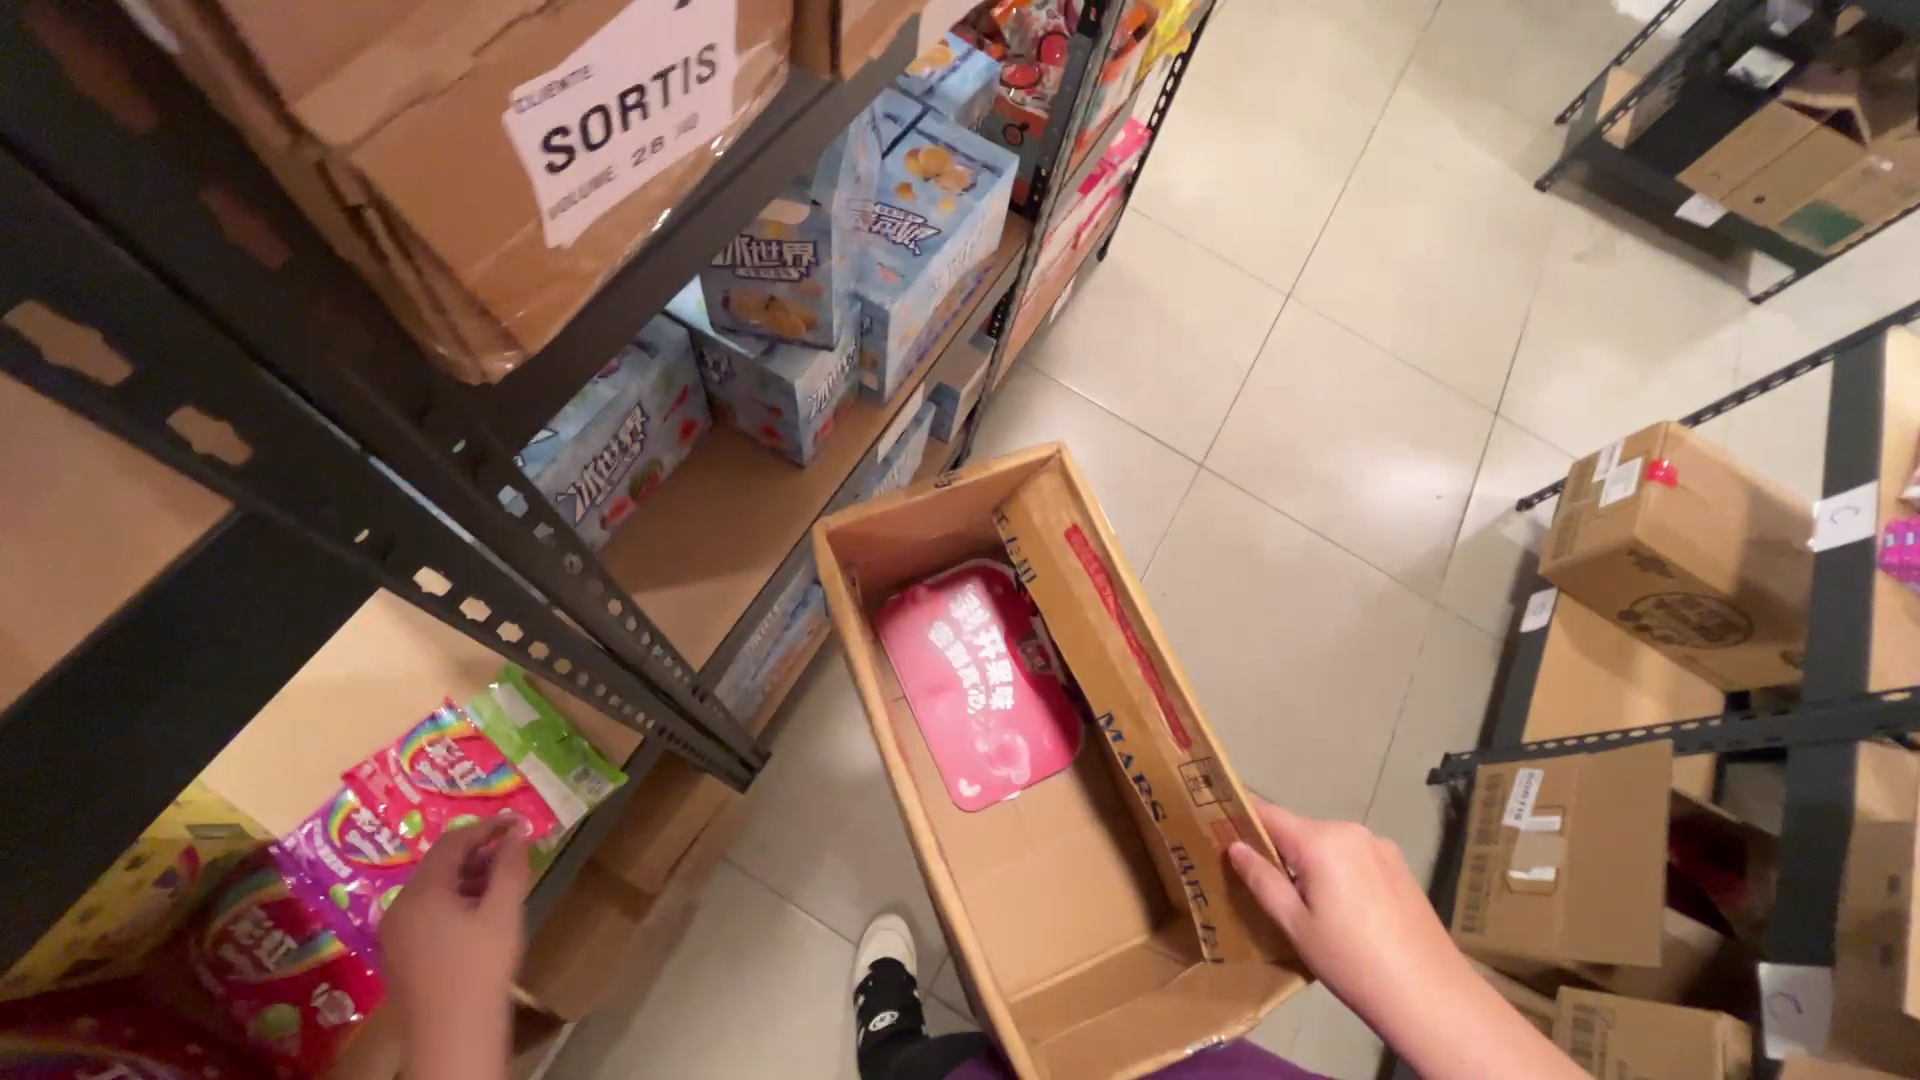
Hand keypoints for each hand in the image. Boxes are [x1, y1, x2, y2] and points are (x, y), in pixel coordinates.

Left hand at [380, 819, 529, 1020]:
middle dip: (479, 851)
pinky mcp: (401, 953)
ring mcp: (396, 933)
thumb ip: (510, 865)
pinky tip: (482, 913)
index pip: (452, 842)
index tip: (519, 822)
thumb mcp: (504, 910)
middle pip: (440, 864)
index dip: (487, 827)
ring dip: (469, 876)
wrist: (452, 1035)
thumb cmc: (481, 966)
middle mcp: (400, 907)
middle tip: (514, 851)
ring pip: (434, 888)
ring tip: (504, 882)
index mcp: (422, 893)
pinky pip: (428, 910)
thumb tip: (516, 832)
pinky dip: (456, 899)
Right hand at [1227, 800, 1471, 1026]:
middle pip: (1298, 830)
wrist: (1432, 997)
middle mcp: (1351, 831)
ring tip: (1307, 907)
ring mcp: (1380, 847)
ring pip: (1327, 845)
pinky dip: (1338, 872)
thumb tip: (1235, 846)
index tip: (1218, 827)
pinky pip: (1353, 857)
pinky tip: (1344, 912)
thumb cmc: (1352, 961)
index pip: (1267, 812)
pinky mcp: (1399, 867)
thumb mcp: (1294, 925)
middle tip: (1261, 883)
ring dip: (1309, 863)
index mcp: (1321, 841)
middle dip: (1278, 850)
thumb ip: (1261, 879)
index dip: (1240, 816)